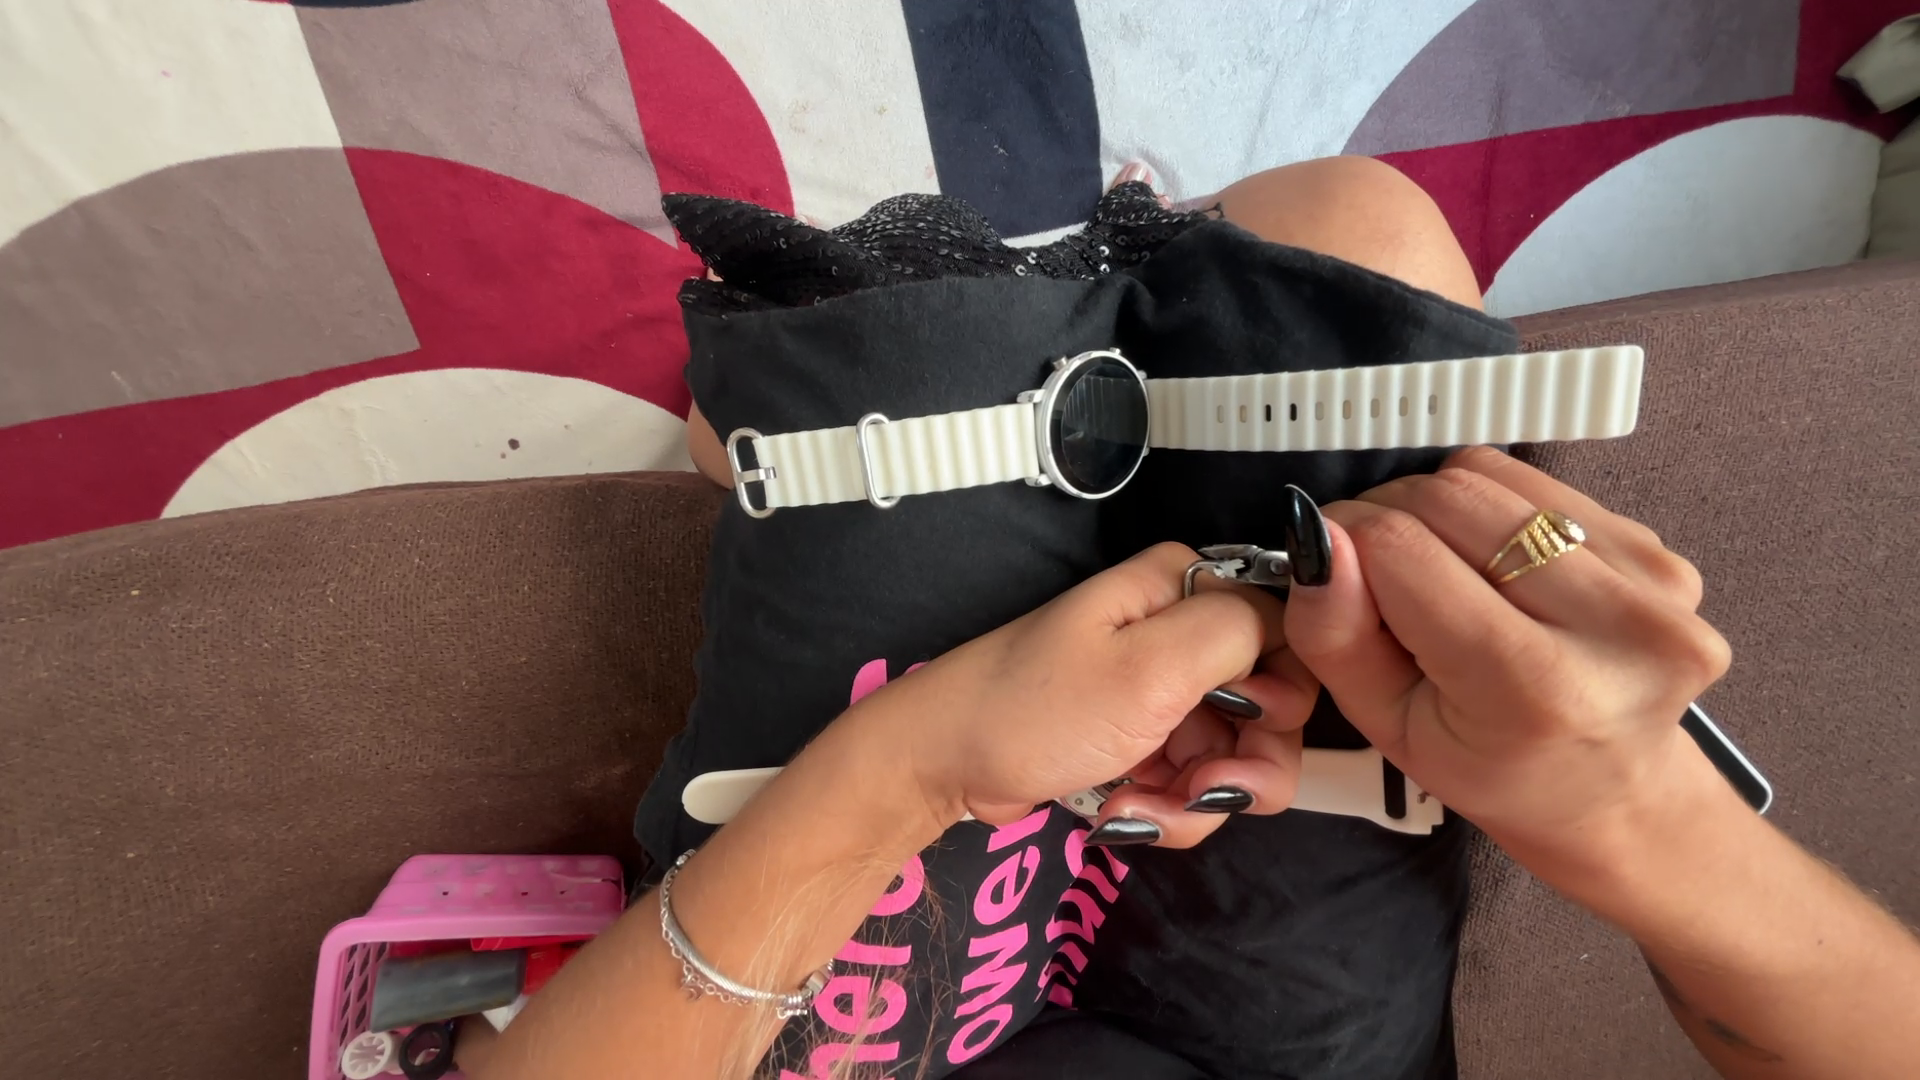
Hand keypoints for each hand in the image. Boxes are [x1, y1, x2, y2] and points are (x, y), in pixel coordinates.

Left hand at [851, 543, 1320, 846]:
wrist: (950, 761)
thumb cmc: (1042, 706)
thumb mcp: (1149, 663)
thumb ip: (1239, 631)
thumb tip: (1291, 624)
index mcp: (1180, 589)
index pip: (1285, 629)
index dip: (1283, 688)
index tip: (1250, 723)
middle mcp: (1177, 632)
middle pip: (1270, 702)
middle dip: (1243, 762)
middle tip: (1202, 789)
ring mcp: (1161, 691)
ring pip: (1235, 754)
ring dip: (1198, 798)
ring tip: (1140, 804)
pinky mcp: (1144, 738)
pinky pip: (1193, 781)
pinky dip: (1168, 807)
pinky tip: (1122, 809)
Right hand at [1284, 446, 1733, 869]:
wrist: (1610, 790)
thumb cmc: (1479, 765)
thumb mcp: (1378, 721)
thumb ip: (1333, 634)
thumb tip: (1316, 537)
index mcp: (1533, 685)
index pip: (1399, 548)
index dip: (1339, 540)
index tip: (1323, 565)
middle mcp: (1617, 623)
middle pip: (1445, 498)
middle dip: (1380, 517)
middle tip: (1369, 570)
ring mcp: (1654, 582)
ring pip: (1483, 478)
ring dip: (1428, 507)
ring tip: (1430, 568)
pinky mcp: (1661, 550)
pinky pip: (1526, 483)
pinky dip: (1479, 506)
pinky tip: (1485, 561)